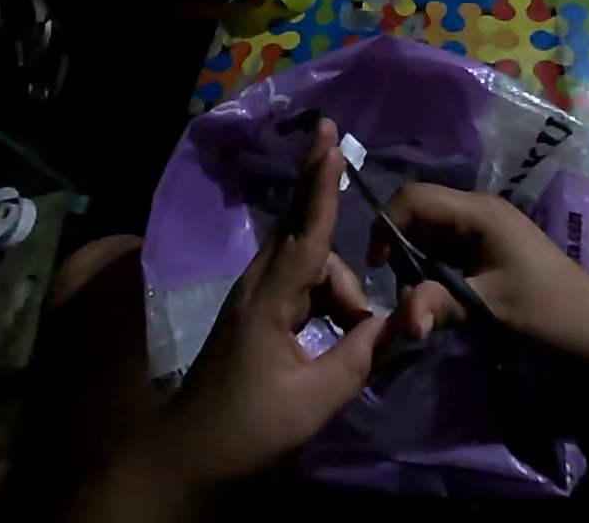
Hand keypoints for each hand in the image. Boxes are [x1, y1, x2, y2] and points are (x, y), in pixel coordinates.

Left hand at [135, 119, 384, 492]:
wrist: (188, 455)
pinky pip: (303, 279)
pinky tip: (344, 327)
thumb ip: (360, 355)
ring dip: (341, 284)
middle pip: (299, 222)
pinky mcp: (260, 306)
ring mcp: (257, 292)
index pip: (306, 232)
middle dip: (318, 179)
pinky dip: (329, 294)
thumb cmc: (249, 429)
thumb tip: (400, 322)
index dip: (321, 187)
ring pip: (310, 259)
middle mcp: (261, 281)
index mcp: (270, 298)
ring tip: (359, 332)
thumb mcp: (314, 400)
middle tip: (331, 133)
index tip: (330, 143)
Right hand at [376, 184, 588, 359]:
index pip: (414, 197)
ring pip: (429, 229)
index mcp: (478, 210)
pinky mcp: (487, 243)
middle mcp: (477, 208)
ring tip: (424, 298)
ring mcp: (483, 224)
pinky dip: (433, 266)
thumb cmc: (547, 311)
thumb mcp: (490, 307)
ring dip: (416, 260)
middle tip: (405, 289)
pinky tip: (441, 294)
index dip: (387, 223)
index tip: (378, 265)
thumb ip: (440, 303)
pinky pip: (445, 244)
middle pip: (418, 211)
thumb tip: (401, 320)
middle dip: (401, 246)